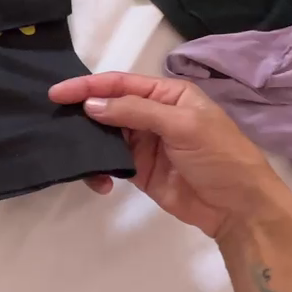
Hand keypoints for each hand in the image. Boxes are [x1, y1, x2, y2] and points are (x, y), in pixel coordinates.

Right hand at [50, 72, 291, 239]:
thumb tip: (90, 105)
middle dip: (81, 112)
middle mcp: (152, 114)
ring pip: (103, 135)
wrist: (238, 207)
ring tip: (72, 150)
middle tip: (53, 120)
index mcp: (167, 94)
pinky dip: (98, 171)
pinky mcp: (137, 170)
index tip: (57, 93)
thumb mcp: (183, 125)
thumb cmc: (220, 156)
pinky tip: (101, 182)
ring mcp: (143, 143)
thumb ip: (135, 111)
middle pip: (107, 106)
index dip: (88, 86)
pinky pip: (108, 163)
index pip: (120, 84)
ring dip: (87, 143)